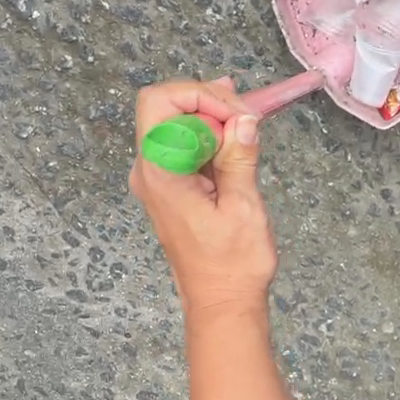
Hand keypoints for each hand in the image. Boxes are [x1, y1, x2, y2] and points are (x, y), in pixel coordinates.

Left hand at [128, 78, 274, 314]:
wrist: (221, 303)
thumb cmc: (234, 264)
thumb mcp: (245, 207)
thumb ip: (240, 158)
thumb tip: (245, 119)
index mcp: (162, 171)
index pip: (162, 102)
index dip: (202, 97)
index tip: (242, 115)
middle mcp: (150, 170)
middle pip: (165, 108)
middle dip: (208, 103)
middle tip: (249, 117)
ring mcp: (158, 180)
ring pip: (175, 126)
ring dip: (212, 121)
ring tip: (249, 126)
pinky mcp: (171, 190)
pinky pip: (184, 149)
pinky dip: (210, 140)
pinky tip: (237, 142)